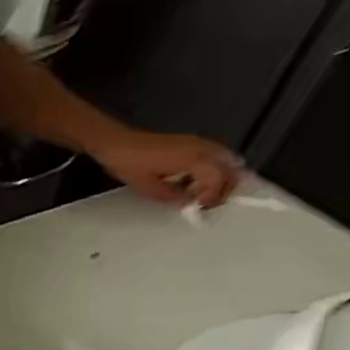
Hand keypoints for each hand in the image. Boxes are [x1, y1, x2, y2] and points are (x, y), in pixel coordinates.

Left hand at [89, 129, 242, 209]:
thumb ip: (171, 196)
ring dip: (220, 178)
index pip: (220, 179)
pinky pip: (214, 155)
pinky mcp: (192, 142)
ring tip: (200, 194)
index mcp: (195, 159)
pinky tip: (192, 181)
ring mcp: (200, 142)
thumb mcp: (147, 186)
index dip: (214, 196)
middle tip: (207, 202)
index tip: (201, 208)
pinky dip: (212, 169)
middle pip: (231, 168)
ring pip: (226, 160)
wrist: (117, 143)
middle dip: (225, 187)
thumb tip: (188, 204)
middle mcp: (205, 148)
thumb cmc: (129, 164)